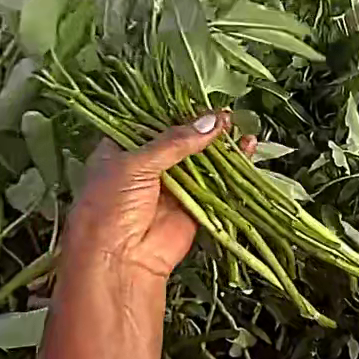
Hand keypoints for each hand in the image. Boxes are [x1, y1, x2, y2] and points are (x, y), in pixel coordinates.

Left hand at [61, 111, 227, 283]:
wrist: (120, 259)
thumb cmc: (111, 206)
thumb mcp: (136, 164)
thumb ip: (175, 141)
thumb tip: (213, 121)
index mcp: (122, 150)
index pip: (152, 122)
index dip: (176, 110)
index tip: (202, 99)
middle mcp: (148, 166)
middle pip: (181, 140)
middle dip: (204, 127)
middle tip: (228, 114)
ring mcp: (173, 186)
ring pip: (202, 161)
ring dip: (221, 146)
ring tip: (241, 128)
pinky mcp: (195, 204)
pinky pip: (217, 183)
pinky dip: (233, 168)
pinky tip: (247, 149)